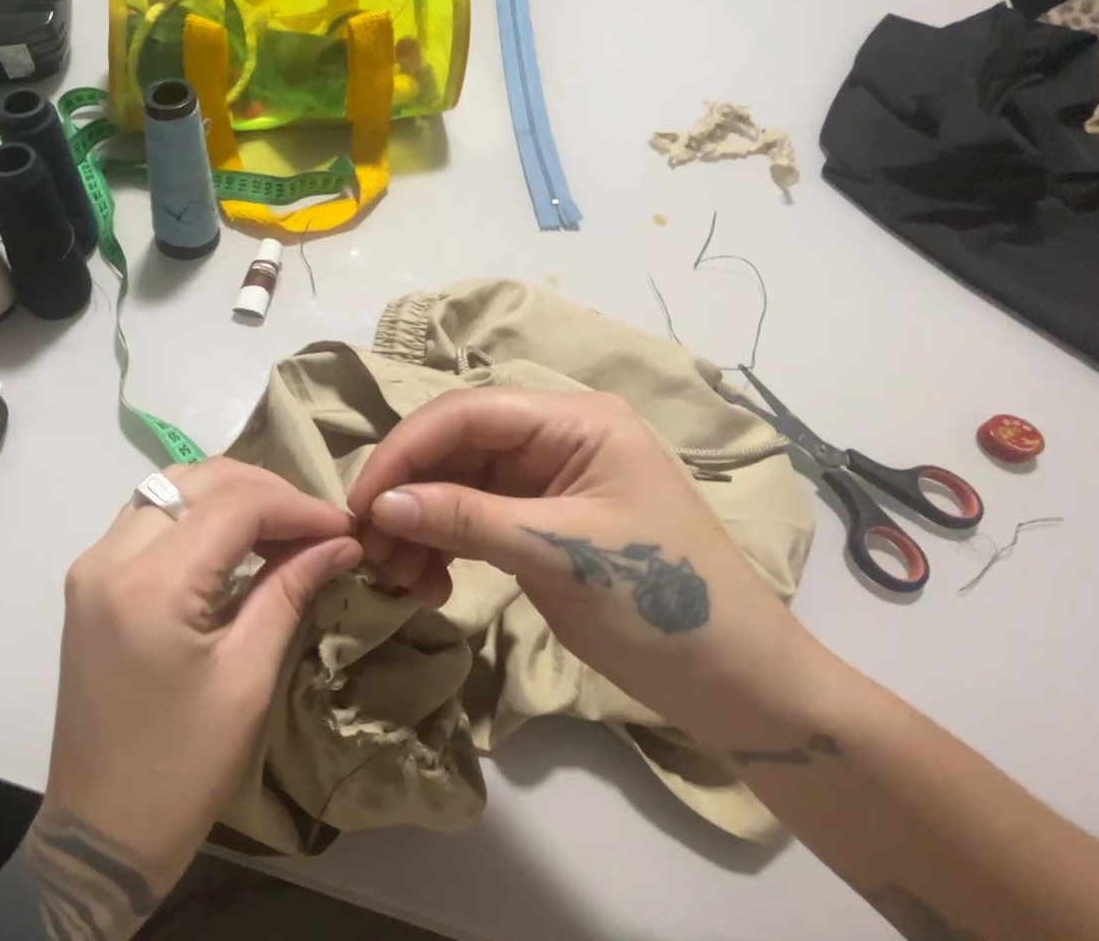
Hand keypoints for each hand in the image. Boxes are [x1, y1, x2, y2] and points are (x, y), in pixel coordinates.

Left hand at [44, 458, 361, 891]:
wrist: (100, 828)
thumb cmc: (184, 767)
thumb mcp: (248, 679)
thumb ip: (289, 592)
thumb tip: (339, 542)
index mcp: (151, 584)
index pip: (234, 503)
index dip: (297, 506)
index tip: (344, 526)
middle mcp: (109, 556)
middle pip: (197, 481)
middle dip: (265, 492)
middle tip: (317, 527)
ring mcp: (91, 566)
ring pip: (167, 489)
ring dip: (227, 496)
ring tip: (281, 530)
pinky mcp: (88, 582)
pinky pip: (146, 518)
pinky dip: (193, 515)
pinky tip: (232, 542)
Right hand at [347, 388, 812, 728]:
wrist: (737, 683)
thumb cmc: (664, 605)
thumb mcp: (561, 555)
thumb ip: (466, 520)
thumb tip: (379, 505)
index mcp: (575, 423)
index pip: (466, 415)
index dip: (406, 452)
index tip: (362, 505)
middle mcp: (554, 441)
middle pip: (454, 449)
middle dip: (407, 496)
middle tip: (371, 551)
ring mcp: (544, 484)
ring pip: (453, 488)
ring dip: (418, 528)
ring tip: (398, 579)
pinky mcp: (536, 525)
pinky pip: (468, 522)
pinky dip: (440, 549)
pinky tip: (428, 585)